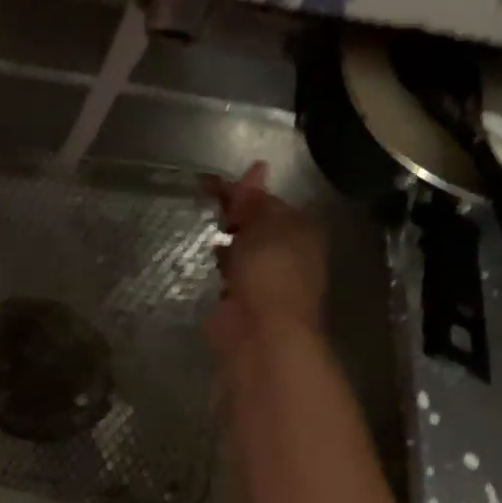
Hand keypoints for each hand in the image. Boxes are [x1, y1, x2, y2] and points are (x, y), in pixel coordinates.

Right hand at [207, 161, 326, 356]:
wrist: (262, 334)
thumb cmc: (270, 273)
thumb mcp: (262, 226)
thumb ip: (253, 200)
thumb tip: (257, 167)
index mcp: (301, 230)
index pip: (269, 200)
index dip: (241, 189)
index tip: (208, 183)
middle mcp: (288, 251)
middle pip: (257, 223)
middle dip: (234, 213)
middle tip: (203, 201)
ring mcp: (266, 277)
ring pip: (244, 247)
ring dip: (226, 238)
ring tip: (200, 223)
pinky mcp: (244, 297)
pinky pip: (230, 271)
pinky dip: (219, 262)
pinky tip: (203, 256)